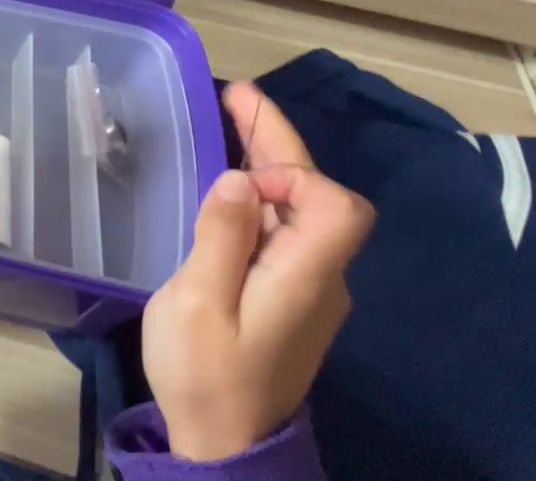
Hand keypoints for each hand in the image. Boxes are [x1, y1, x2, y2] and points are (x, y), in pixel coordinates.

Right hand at [142, 81, 374, 460]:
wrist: (223, 441)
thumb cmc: (205, 370)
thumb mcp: (199, 302)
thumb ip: (223, 237)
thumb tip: (243, 178)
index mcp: (304, 276)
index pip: (336, 205)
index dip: (297, 171)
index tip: (238, 168)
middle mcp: (318, 275)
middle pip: (319, 197)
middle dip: (279, 141)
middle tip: (236, 94)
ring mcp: (305, 287)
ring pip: (300, 210)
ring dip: (269, 161)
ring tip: (228, 119)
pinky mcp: (285, 295)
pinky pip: (282, 228)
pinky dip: (260, 191)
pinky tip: (230, 180)